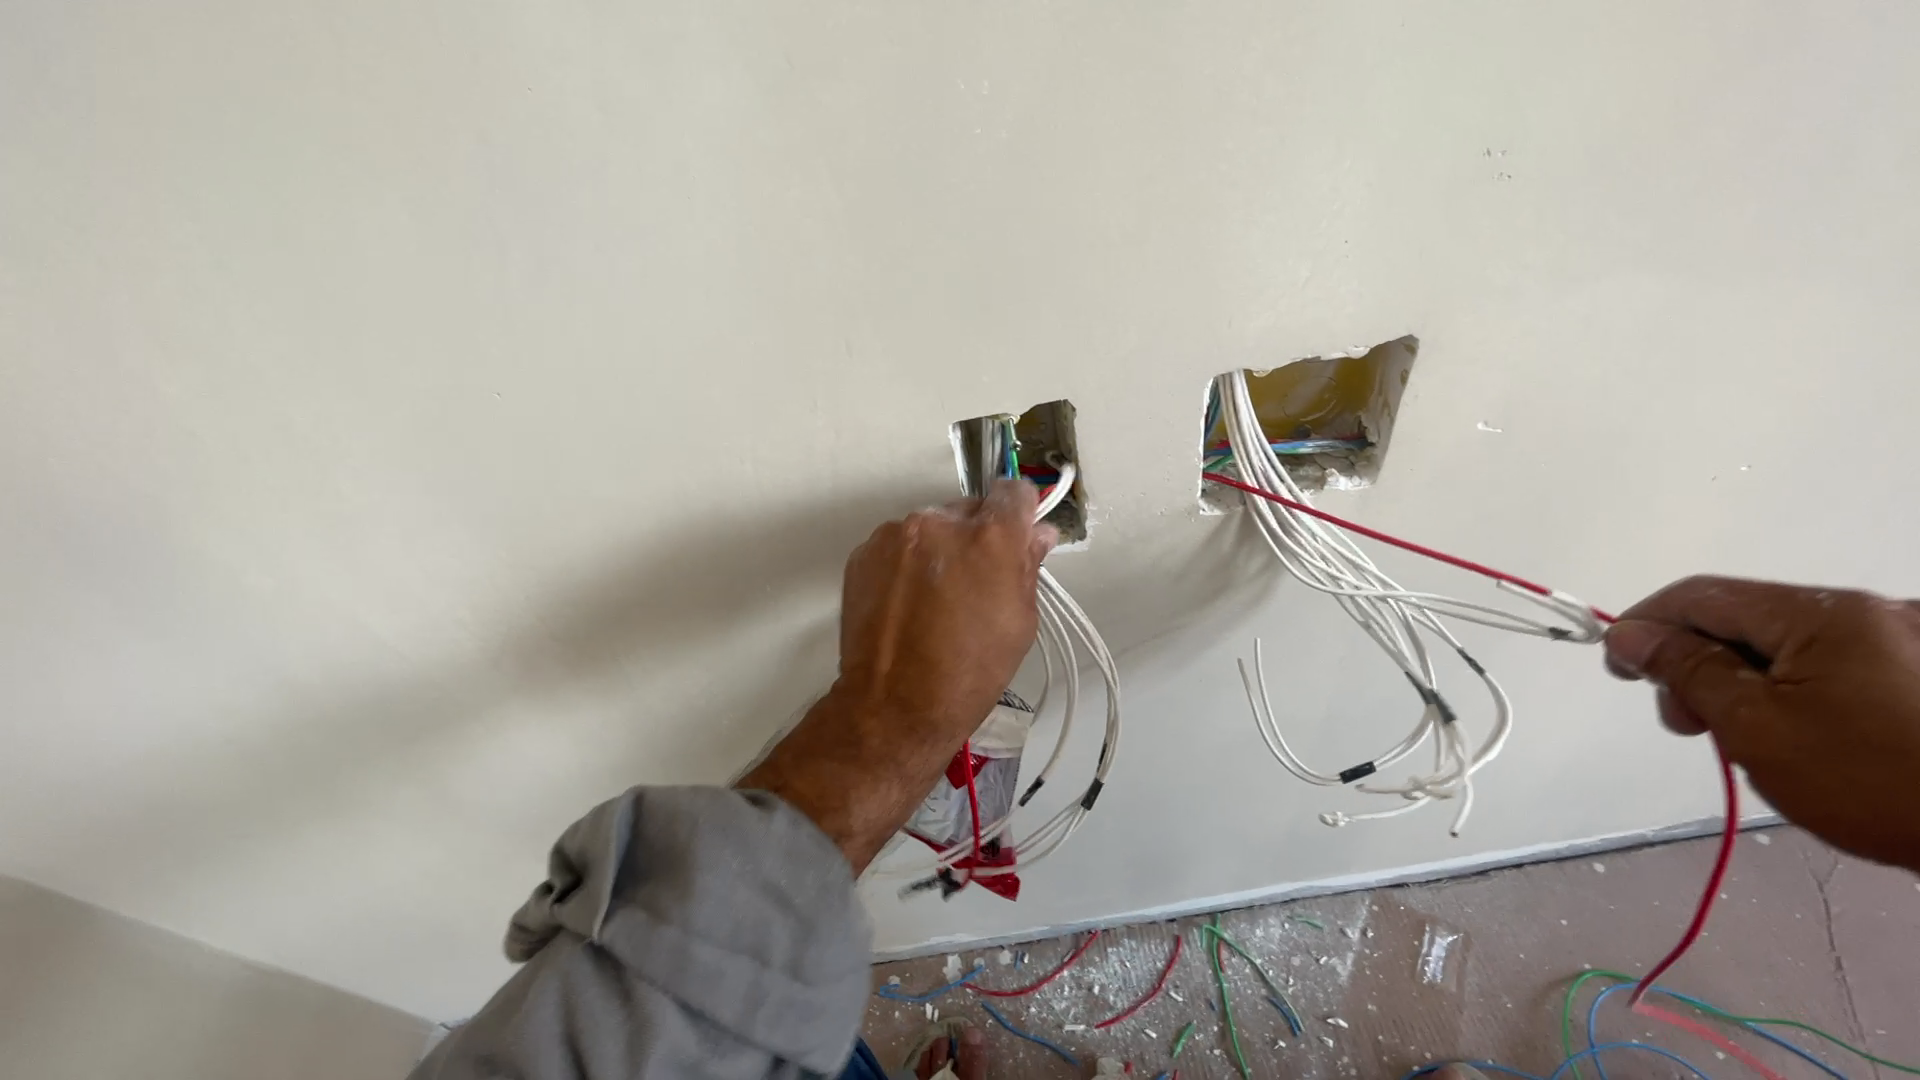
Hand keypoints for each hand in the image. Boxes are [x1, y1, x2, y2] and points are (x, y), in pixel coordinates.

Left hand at [738, 480, 1057, 872]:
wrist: (895, 706)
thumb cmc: (969, 671)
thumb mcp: (1020, 621)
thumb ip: (1028, 566)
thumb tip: (1037, 535)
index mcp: (988, 537)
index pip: (1012, 492)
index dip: (1019, 511)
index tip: (1017, 531)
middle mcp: (939, 523)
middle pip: (968, 509)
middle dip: (976, 536)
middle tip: (975, 581)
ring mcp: (895, 535)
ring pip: (930, 527)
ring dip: (938, 548)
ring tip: (935, 599)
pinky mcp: (864, 553)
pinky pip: (896, 545)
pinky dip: (905, 563)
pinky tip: (908, 602)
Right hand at [1604, 575, 1919, 869]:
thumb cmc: (1872, 780)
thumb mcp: (1756, 725)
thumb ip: (1686, 669)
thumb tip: (1629, 634)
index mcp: (1824, 614)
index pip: (1700, 596)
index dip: (1643, 624)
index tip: (1616, 669)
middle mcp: (1868, 613)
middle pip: (1741, 620)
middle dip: (1693, 663)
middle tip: (1682, 722)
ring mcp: (1902, 644)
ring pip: (1781, 647)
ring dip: (1736, 682)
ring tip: (1735, 737)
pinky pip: (1825, 667)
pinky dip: (1784, 693)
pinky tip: (1788, 735)